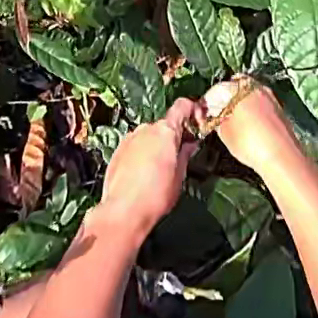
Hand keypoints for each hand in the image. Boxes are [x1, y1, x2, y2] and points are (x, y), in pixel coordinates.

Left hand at [93, 98, 199, 239]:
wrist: (124, 210)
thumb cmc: (155, 195)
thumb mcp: (179, 175)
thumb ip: (185, 154)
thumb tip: (189, 144)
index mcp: (165, 131)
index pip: (181, 107)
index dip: (193, 110)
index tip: (199, 120)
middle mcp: (146, 129)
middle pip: (165, 125)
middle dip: (174, 136)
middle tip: (183, 153)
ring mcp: (130, 138)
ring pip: (149, 136)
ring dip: (158, 146)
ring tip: (162, 169)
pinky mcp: (118, 149)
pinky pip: (136, 145)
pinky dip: (143, 153)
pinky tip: (145, 173)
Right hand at [202, 78, 302, 174]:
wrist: (283, 158)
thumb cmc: (248, 142)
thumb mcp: (224, 132)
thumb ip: (216, 119)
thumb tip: (213, 115)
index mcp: (237, 87)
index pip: (215, 90)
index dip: (206, 103)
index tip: (203, 115)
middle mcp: (254, 85)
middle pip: (233, 86)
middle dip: (224, 98)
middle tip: (218, 114)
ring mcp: (269, 96)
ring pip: (248, 94)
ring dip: (239, 103)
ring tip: (233, 120)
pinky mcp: (280, 108)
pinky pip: (260, 103)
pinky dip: (252, 109)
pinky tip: (249, 124)